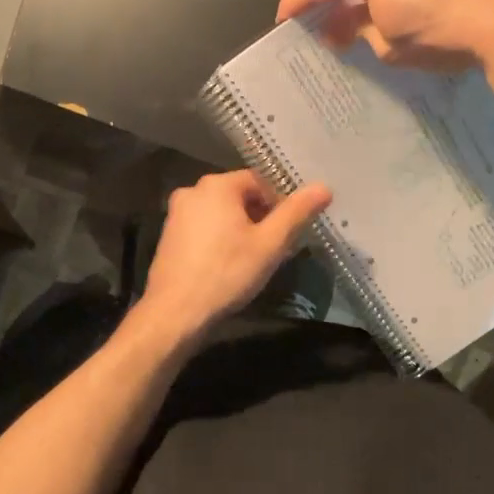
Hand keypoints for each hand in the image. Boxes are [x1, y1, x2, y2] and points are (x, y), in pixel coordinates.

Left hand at [131, 171, 331, 346]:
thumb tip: (324, 187)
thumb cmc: (227, 274)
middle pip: (238, 196)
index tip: (288, 232)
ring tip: (253, 259)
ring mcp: (175, 214)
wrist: (176, 312)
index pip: (259, 181)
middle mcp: (192, 191)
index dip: (279, 204)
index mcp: (217, 185)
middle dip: (260, 217)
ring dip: (240, 230)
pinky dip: (219, 239)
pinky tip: (228, 265)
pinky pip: (203, 228)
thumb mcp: (269, 244)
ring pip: (220, 214)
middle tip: (274, 248)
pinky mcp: (168, 236)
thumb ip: (296, 213)